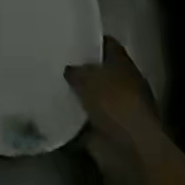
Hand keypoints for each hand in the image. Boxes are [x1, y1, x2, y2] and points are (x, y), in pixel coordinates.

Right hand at [65, 38, 184, 184]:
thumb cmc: (114, 103)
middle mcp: (124, 84)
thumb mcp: (87, 77)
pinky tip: (57, 106)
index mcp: (124, 64)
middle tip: (55, 60)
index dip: (91, 39)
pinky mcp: (111, 130)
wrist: (132, 150)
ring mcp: (119, 109)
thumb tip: (69, 69)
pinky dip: (76, 115)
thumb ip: (76, 70)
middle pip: (100, 70)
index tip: (72, 35)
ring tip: (52, 82)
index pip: (107, 44)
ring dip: (78, 93)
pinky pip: (88, 117)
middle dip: (81, 67)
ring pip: (93, 94)